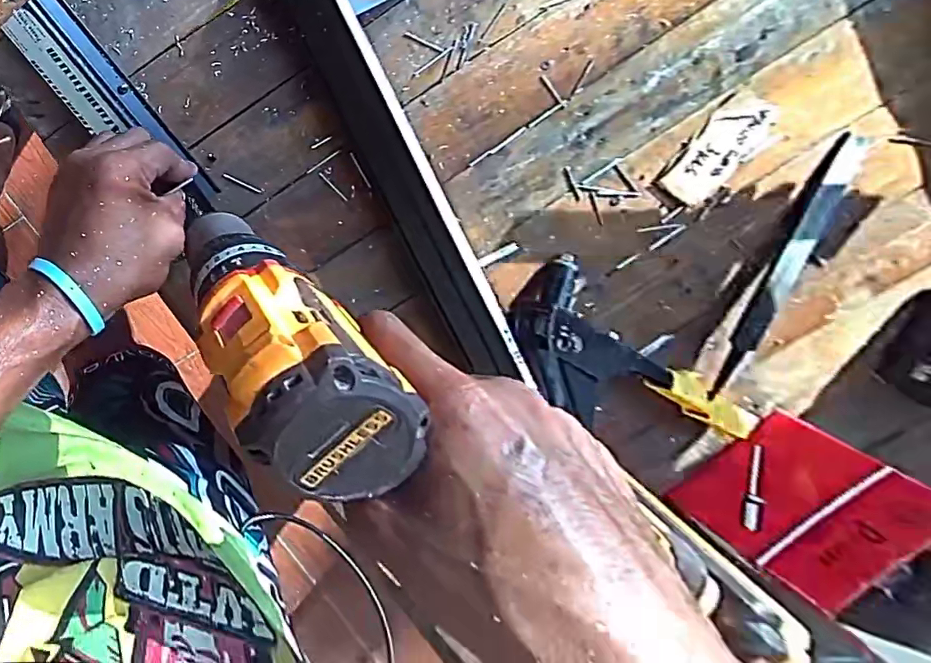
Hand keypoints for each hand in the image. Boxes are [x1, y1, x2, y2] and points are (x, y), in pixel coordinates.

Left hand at [34, 129, 193, 318]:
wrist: (71, 287)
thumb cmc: (115, 265)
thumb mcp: (168, 232)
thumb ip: (175, 202)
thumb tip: (172, 193)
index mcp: (118, 165)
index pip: (160, 150)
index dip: (179, 166)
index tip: (186, 176)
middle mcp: (90, 159)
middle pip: (133, 139)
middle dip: (154, 158)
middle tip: (167, 180)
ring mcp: (71, 170)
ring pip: (109, 146)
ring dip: (129, 160)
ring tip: (143, 185)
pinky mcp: (61, 185)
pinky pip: (90, 163)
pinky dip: (107, 170)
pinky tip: (119, 192)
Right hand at [342, 311, 730, 662]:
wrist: (629, 656)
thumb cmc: (532, 603)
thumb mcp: (400, 542)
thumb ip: (354, 488)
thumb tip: (337, 475)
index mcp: (465, 406)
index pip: (391, 335)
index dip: (360, 336)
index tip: (349, 339)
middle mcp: (517, 403)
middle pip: (439, 384)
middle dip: (418, 418)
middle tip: (411, 467)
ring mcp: (563, 428)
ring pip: (485, 414)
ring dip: (466, 443)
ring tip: (467, 504)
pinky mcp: (597, 460)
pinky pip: (530, 441)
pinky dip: (511, 465)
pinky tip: (511, 518)